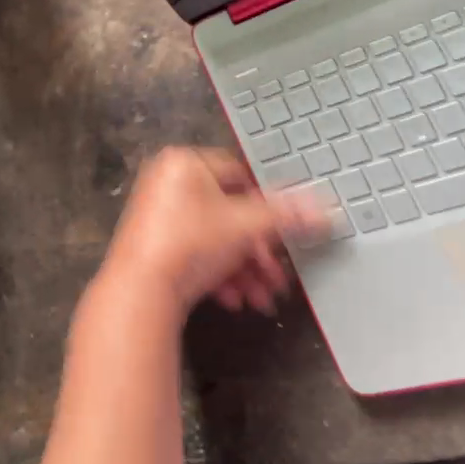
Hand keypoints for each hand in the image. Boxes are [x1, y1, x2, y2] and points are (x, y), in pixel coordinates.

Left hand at [97, 147, 327, 320]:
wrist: (140, 289)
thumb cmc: (188, 244)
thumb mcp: (246, 226)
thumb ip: (286, 216)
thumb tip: (324, 207)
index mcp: (184, 163)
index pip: (239, 174)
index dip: (266, 204)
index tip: (285, 232)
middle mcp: (168, 182)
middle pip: (229, 213)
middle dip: (258, 250)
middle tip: (277, 275)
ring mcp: (159, 214)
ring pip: (215, 239)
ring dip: (244, 269)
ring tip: (262, 297)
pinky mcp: (155, 244)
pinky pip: (195, 254)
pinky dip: (218, 276)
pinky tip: (234, 299)